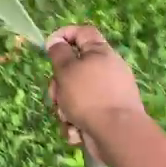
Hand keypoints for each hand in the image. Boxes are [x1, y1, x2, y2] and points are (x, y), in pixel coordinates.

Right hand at [46, 25, 148, 150]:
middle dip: (59, 83)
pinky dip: (75, 122)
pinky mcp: (106, 114)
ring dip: (64, 106)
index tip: (48, 47)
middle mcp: (107, 70)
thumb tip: (56, 41)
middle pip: (73, 68)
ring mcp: (107, 93)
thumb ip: (58, 53)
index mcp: (100, 53)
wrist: (117, 135)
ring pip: (74, 93)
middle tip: (56, 94)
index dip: (63, 34)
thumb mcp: (66, 70)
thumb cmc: (89, 96)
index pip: (82, 32)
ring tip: (67, 117)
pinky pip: (83, 112)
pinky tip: (76, 130)